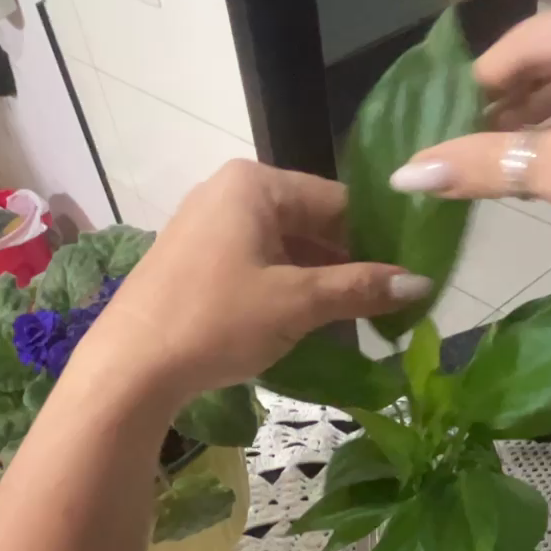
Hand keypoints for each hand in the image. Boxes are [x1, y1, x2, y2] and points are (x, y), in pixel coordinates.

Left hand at [78, 160, 429, 400]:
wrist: (129, 367)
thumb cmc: (216, 320)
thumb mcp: (296, 303)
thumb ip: (360, 288)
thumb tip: (421, 283)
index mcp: (254, 184)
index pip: (337, 201)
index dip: (377, 239)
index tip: (408, 274)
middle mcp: (228, 192)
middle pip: (308, 222)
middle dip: (346, 264)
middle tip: (386, 303)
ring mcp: (205, 225)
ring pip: (281, 247)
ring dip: (317, 281)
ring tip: (353, 318)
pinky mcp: (192, 260)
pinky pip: (254, 264)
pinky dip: (283, 289)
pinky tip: (304, 321)